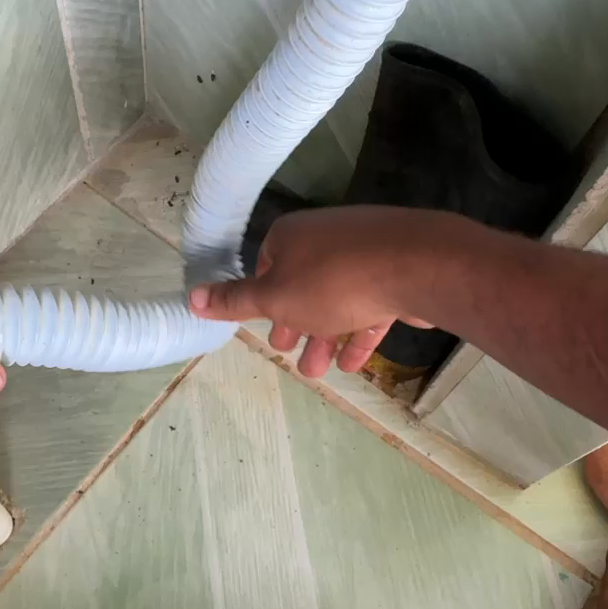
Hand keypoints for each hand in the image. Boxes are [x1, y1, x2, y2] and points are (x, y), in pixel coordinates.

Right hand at [188, 206, 448, 377]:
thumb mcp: (274, 298)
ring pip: (337, 300)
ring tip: (322, 372)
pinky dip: (358, 333)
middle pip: (302, 286)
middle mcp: (326, 238)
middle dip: (295, 326)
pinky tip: (354, 363)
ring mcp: (365, 252)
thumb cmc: (333, 283)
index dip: (263, 300)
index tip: (264, 328)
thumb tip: (189, 297)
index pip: (267, 267)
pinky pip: (370, 303)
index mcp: (292, 236)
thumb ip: (234, 301)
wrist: (418, 265)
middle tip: (290, 354)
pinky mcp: (396, 270)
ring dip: (325, 338)